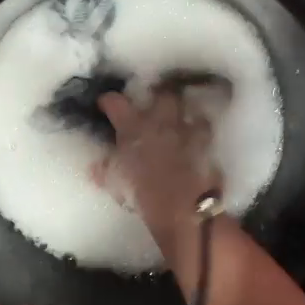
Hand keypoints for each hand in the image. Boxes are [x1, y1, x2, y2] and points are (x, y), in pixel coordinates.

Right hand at [97, 84, 225, 249]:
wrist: (183, 209)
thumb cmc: (143, 196)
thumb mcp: (116, 184)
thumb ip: (105, 171)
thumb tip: (96, 166)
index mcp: (133, 127)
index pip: (116, 102)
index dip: (108, 101)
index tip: (105, 105)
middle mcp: (161, 120)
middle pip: (161, 94)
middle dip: (156, 98)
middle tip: (152, 109)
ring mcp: (187, 129)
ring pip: (189, 108)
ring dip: (183, 113)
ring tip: (179, 122)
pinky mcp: (208, 143)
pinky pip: (205, 129)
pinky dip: (201, 132)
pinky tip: (198, 139)